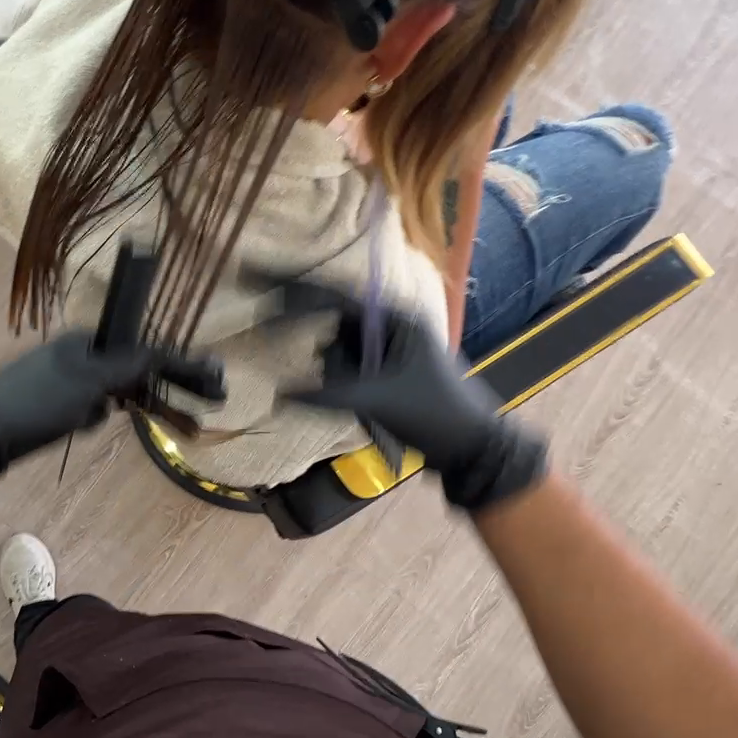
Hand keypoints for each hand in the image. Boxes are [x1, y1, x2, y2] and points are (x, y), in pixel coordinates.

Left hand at [0, 330, 224, 491]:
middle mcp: (78, 355)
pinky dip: (98, 416)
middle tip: (207, 406)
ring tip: (173, 425)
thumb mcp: (86, 385)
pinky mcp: (54, 404)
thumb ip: (125, 370)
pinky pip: (91, 407)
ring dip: (137, 406)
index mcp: (87, 342)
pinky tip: (96, 422)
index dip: (182, 367)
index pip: (145, 352)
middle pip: (134, 370)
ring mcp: (65, 380)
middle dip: (169, 388)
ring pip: (114, 392)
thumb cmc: (34, 403)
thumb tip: (155, 356)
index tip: (215, 379)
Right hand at [283, 291, 546, 511]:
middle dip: (318, 342)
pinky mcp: (387, 376)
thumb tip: (282, 393)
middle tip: (300, 357)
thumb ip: (327, 395)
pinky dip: (338, 382)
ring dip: (330, 369)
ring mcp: (391, 353)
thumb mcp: (376, 400)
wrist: (471, 448)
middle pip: (339, 325)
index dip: (300, 294)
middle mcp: (393, 329)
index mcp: (398, 320)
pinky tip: (333, 398)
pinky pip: (351, 370)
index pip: (339, 298)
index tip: (266, 290)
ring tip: (342, 392)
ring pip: (343, 351)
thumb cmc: (433, 413)